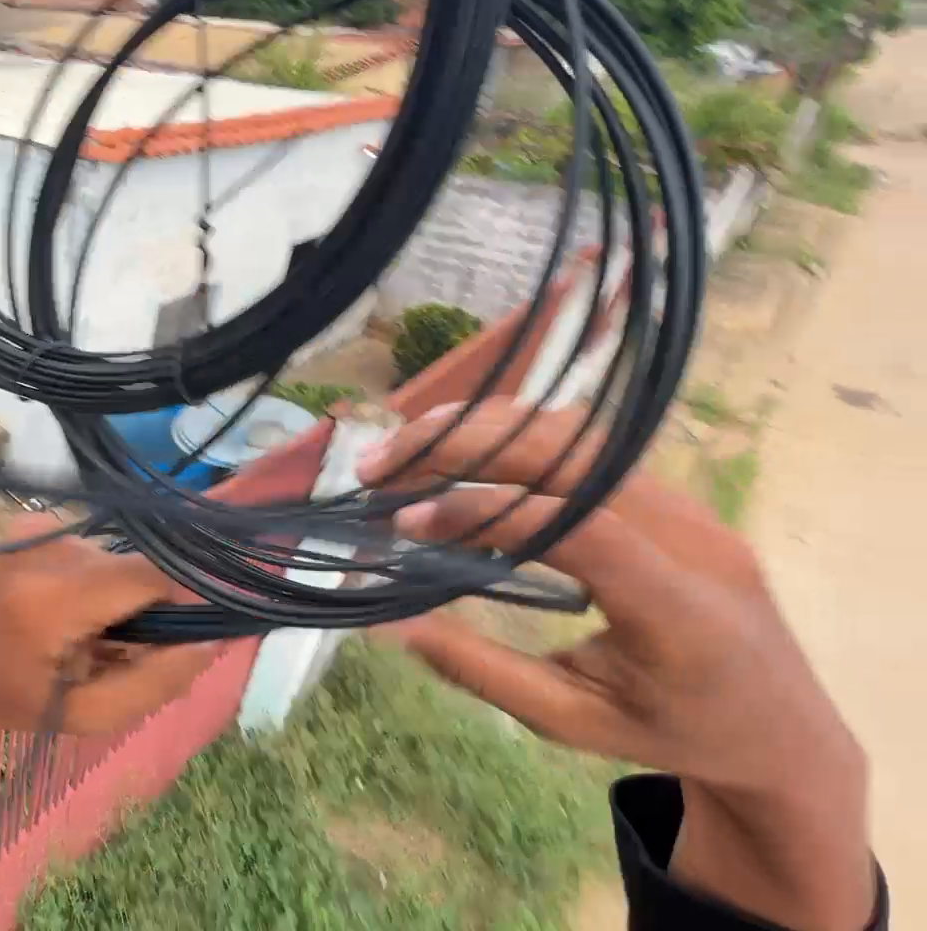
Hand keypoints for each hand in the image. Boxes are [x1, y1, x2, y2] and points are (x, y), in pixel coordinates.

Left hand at [0, 515, 215, 811]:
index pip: (146, 573)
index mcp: (48, 599)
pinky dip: (94, 577)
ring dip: (117, 591)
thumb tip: (216, 636)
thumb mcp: (92, 714)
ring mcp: (30, 527)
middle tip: (117, 647)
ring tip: (87, 629)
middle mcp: (40, 547)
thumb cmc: (17, 703)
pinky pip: (90, 547)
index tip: (183, 631)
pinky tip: (68, 607)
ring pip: (113, 554)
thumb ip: (158, 680)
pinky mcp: (27, 521)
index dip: (181, 598)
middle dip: (143, 605)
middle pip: (131, 564)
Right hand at [358, 401, 874, 930]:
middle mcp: (694, 540)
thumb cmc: (669, 731)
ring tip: (403, 448)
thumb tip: (384, 622)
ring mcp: (688, 506)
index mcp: (682, 613)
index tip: (404, 521)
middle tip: (377, 466)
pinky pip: (582, 442)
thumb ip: (477, 668)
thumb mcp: (567, 720)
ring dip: (479, 429)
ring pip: (574, 433)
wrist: (782, 726)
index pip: (579, 530)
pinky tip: (455, 447)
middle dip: (461, 448)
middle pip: (571, 457)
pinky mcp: (667, 492)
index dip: (484, 512)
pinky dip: (508, 434)